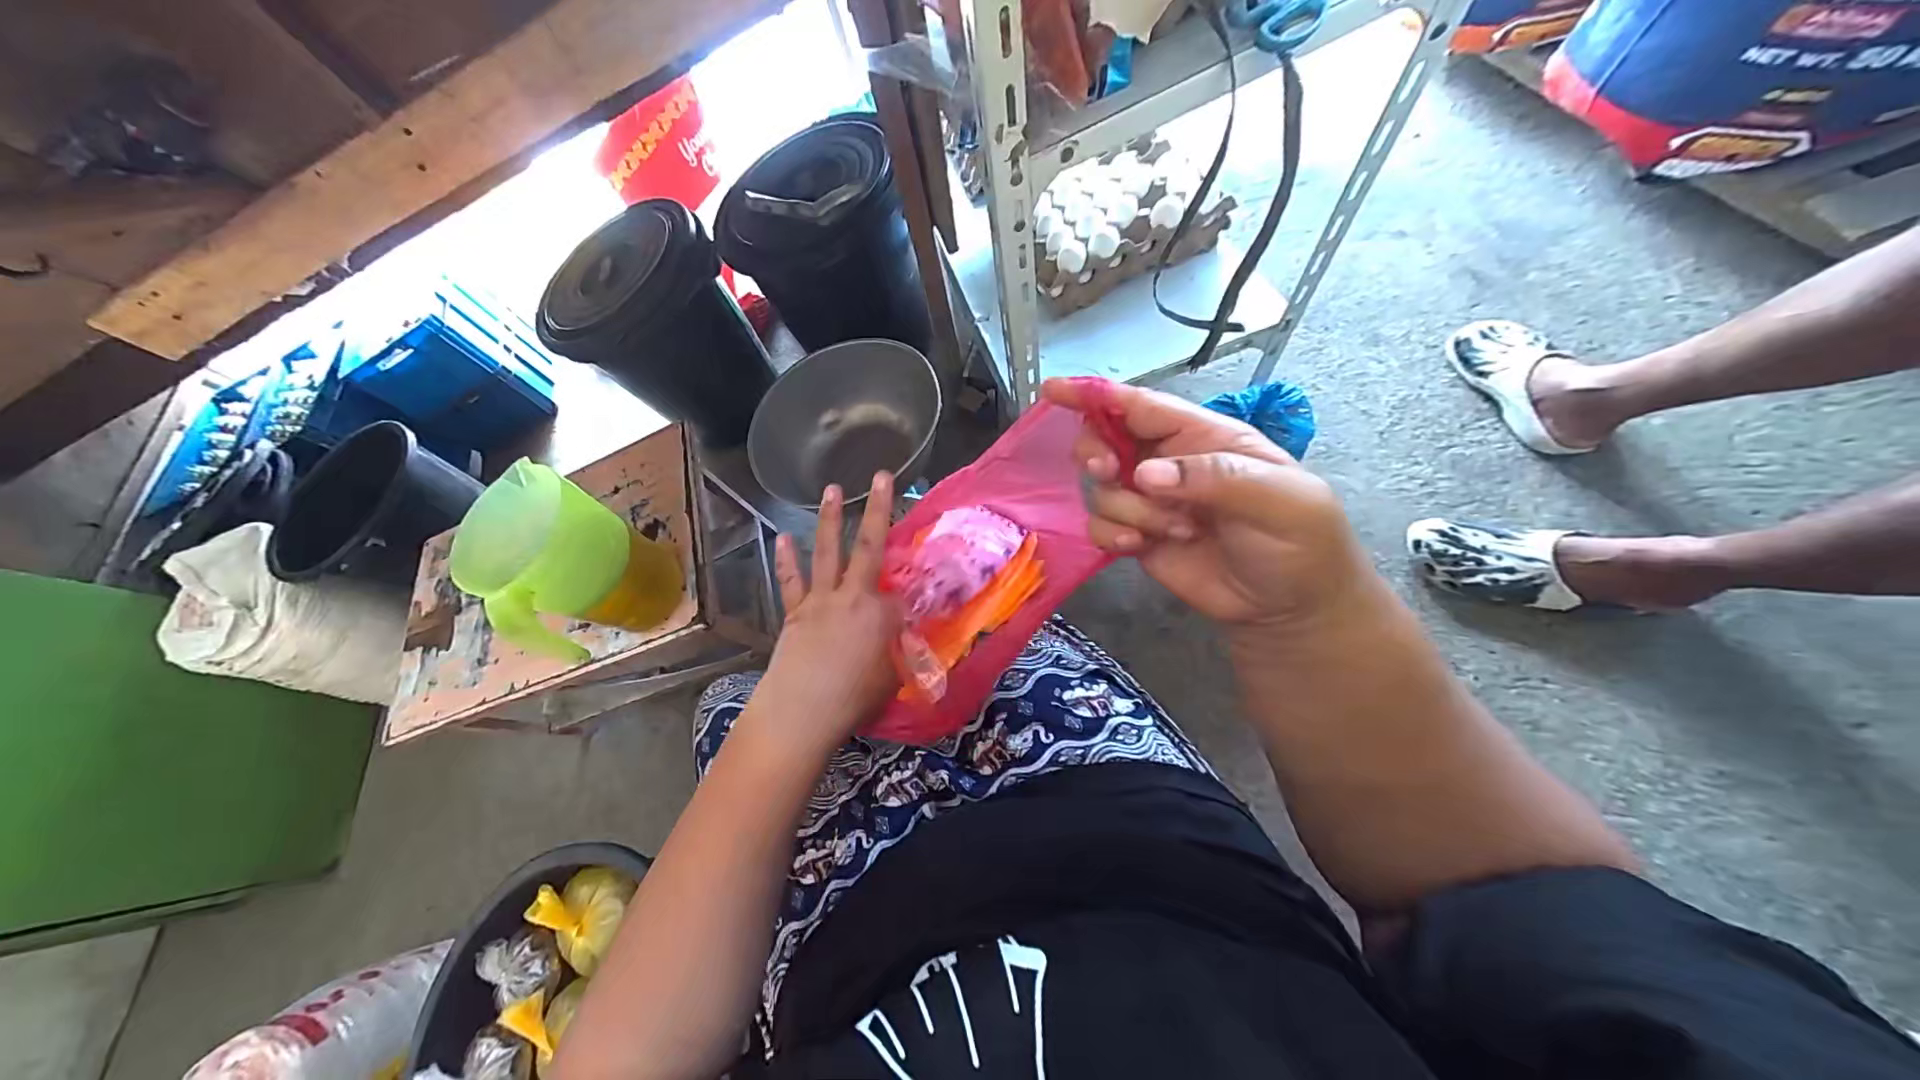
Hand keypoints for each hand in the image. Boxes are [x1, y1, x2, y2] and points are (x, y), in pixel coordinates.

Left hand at [750, 472, 902, 752]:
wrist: (800, 712)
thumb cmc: (854, 700)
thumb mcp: (893, 678)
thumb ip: (900, 652)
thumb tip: (904, 640)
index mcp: (882, 612)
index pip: (904, 592)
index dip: (914, 593)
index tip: (920, 597)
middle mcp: (852, 596)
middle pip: (868, 546)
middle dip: (877, 509)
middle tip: (881, 475)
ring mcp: (819, 601)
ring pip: (827, 552)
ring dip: (829, 519)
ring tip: (830, 489)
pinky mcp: (795, 613)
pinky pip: (792, 581)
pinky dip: (787, 560)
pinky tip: (783, 538)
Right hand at [1043, 378, 1372, 632]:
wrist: (1289, 608)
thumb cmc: (1300, 542)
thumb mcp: (1279, 499)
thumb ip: (1215, 477)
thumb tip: (1146, 474)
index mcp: (1202, 436)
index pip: (1140, 405)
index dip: (1095, 394)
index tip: (1054, 390)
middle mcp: (1169, 462)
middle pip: (1105, 439)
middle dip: (1098, 453)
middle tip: (1111, 472)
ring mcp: (1150, 502)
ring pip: (1101, 489)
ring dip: (1126, 509)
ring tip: (1173, 530)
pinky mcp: (1137, 536)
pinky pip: (1100, 525)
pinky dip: (1111, 534)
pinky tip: (1140, 546)